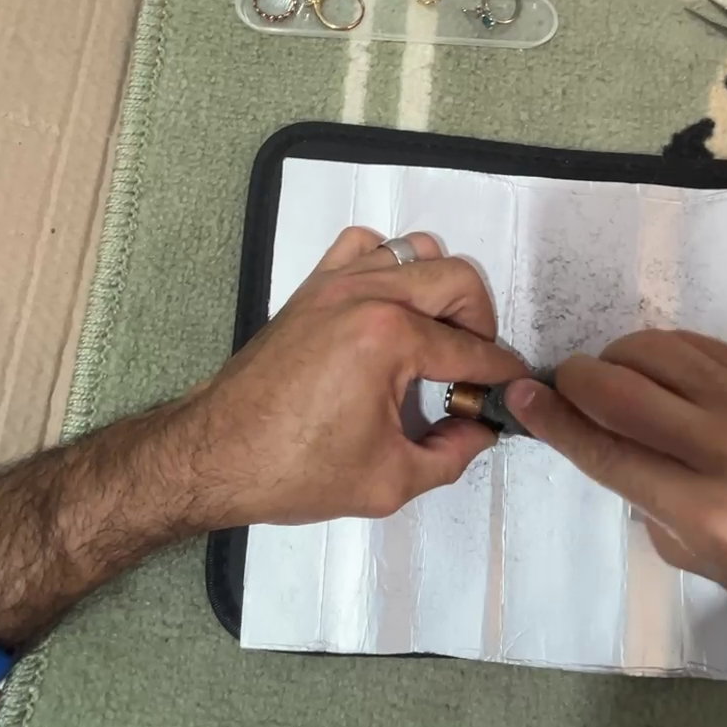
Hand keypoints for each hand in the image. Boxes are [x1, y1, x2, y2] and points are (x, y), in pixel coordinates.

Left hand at [0, 227, 522, 649]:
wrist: (215, 455)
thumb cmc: (293, 470)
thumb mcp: (390, 481)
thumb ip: (453, 452)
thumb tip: (480, 427)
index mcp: (388, 338)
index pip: (472, 350)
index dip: (501, 375)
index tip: (511, 389)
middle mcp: (366, 294)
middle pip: (459, 280)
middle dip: (482, 323)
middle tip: (473, 367)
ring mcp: (336, 282)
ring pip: (417, 250)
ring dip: (440, 289)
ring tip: (435, 336)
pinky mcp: (312, 285)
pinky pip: (364, 245)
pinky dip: (389, 264)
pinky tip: (389, 306)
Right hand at [508, 329, 726, 726]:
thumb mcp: (704, 561)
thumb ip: (643, 498)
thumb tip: (598, 437)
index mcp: (713, 517)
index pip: (607, 454)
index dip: (553, 421)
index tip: (520, 395)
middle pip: (619, 391)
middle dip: (574, 380)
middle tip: (568, 388)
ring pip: (653, 351)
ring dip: (616, 360)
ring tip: (620, 380)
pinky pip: (696, 344)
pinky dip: (661, 353)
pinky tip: (664, 373)